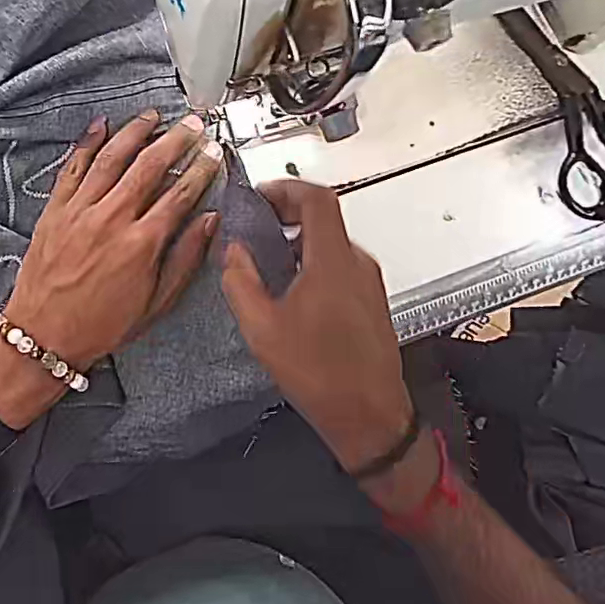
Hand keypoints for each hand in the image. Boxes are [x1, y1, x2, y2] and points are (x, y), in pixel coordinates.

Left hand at [0, 109, 222, 422]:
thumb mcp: (156, 303)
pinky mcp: (56, 210)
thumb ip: (185, 258)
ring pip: (112, 157)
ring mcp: (80, 210)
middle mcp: (111, 219)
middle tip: (193, 125)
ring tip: (154, 116)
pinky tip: (101, 126)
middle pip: (150, 165)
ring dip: (136, 131)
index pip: (179, 193)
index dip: (201, 169)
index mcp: (141, 243)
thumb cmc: (101, 324)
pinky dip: (87, 143)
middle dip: (177, 140)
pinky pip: (73, 166)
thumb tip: (209, 222)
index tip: (213, 155)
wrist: (43, 335)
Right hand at [221, 181, 413, 476]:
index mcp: (332, 262)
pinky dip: (314, 259)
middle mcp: (357, 264)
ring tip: (271, 255)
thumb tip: (233, 253)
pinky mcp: (371, 299)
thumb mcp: (261, 328)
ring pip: (332, 241)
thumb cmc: (322, 375)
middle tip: (260, 222)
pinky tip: (293, 285)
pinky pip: (341, 263)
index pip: (316, 199)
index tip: (263, 195)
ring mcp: (368, 282)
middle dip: (288, 212)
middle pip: (325, 216)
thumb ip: (240, 281)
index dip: (286, 188)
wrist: (368, 415)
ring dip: (300, 238)